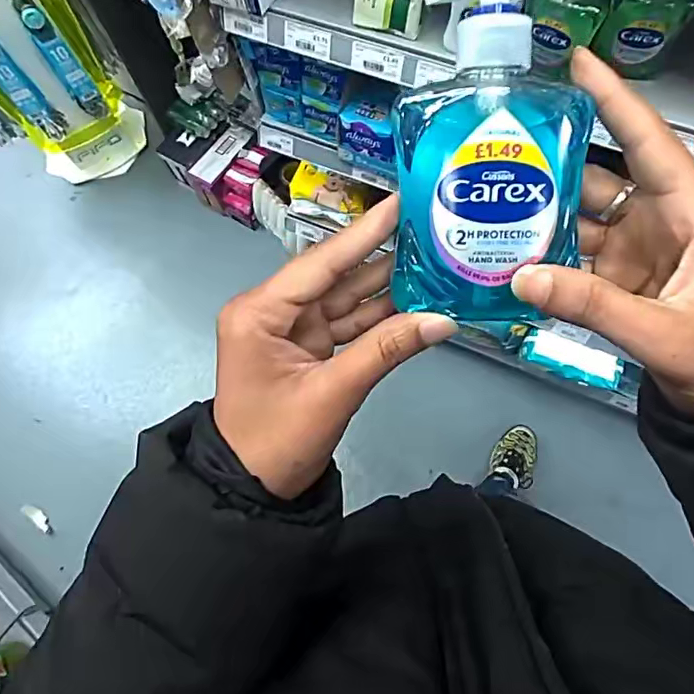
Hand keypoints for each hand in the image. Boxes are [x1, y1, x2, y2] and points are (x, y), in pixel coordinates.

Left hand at [214, 197, 457, 497]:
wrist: (250, 491)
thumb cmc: (274, 442)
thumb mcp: (331, 394)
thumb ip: (386, 351)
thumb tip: (442, 321)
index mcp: (261, 311)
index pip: (322, 263)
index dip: (364, 233)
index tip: (399, 202)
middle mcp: (274, 311)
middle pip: (336, 276)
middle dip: (382, 254)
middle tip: (428, 226)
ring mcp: (292, 329)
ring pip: (347, 299)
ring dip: (388, 286)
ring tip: (434, 259)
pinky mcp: (308, 347)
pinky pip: (349, 324)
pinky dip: (380, 318)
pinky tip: (416, 302)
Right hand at [510, 49, 693, 424]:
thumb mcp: (665, 333)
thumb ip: (593, 305)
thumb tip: (521, 277)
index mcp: (692, 214)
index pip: (648, 143)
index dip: (614, 100)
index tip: (577, 63)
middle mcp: (660, 221)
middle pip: (600, 177)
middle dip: (555, 158)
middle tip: (503, 142)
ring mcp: (636, 250)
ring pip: (580, 216)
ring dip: (541, 210)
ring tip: (490, 197)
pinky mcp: (619, 278)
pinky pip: (573, 254)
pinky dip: (544, 253)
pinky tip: (509, 249)